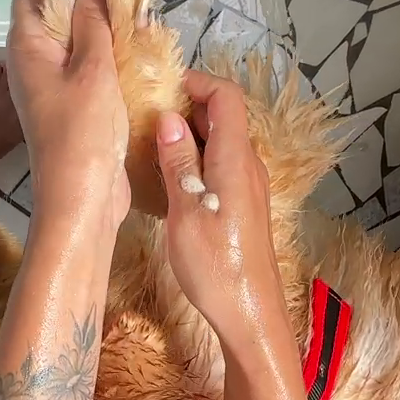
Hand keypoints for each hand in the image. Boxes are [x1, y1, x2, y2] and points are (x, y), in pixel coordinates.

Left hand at [0, 62, 20, 205]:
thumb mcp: (13, 140)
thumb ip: (20, 122)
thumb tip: (25, 107)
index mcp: (21, 118)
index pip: (31, 90)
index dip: (30, 80)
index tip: (31, 77)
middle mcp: (7, 104)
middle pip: (14, 77)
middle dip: (15, 71)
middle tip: (15, 68)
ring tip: (1, 68)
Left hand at [6, 0, 130, 226]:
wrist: (81, 198)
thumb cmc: (82, 132)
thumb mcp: (93, 66)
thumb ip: (96, 15)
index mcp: (25, 46)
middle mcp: (32, 63)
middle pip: (57, 14)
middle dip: (95, 7)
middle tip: (131, 15)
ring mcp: (51, 87)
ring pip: (77, 44)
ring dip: (107, 36)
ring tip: (140, 39)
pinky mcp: (71, 108)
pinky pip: (87, 72)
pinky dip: (109, 64)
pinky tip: (137, 68)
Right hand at [154, 71, 284, 352]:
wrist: (250, 315)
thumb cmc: (215, 268)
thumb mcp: (185, 213)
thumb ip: (178, 163)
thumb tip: (169, 118)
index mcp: (236, 160)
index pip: (227, 97)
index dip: (197, 83)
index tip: (162, 90)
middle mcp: (250, 167)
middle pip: (225, 117)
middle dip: (187, 109)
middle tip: (148, 121)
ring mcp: (251, 188)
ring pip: (222, 144)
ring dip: (190, 138)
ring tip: (153, 150)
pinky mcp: (246, 208)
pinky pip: (223, 169)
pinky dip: (198, 163)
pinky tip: (172, 184)